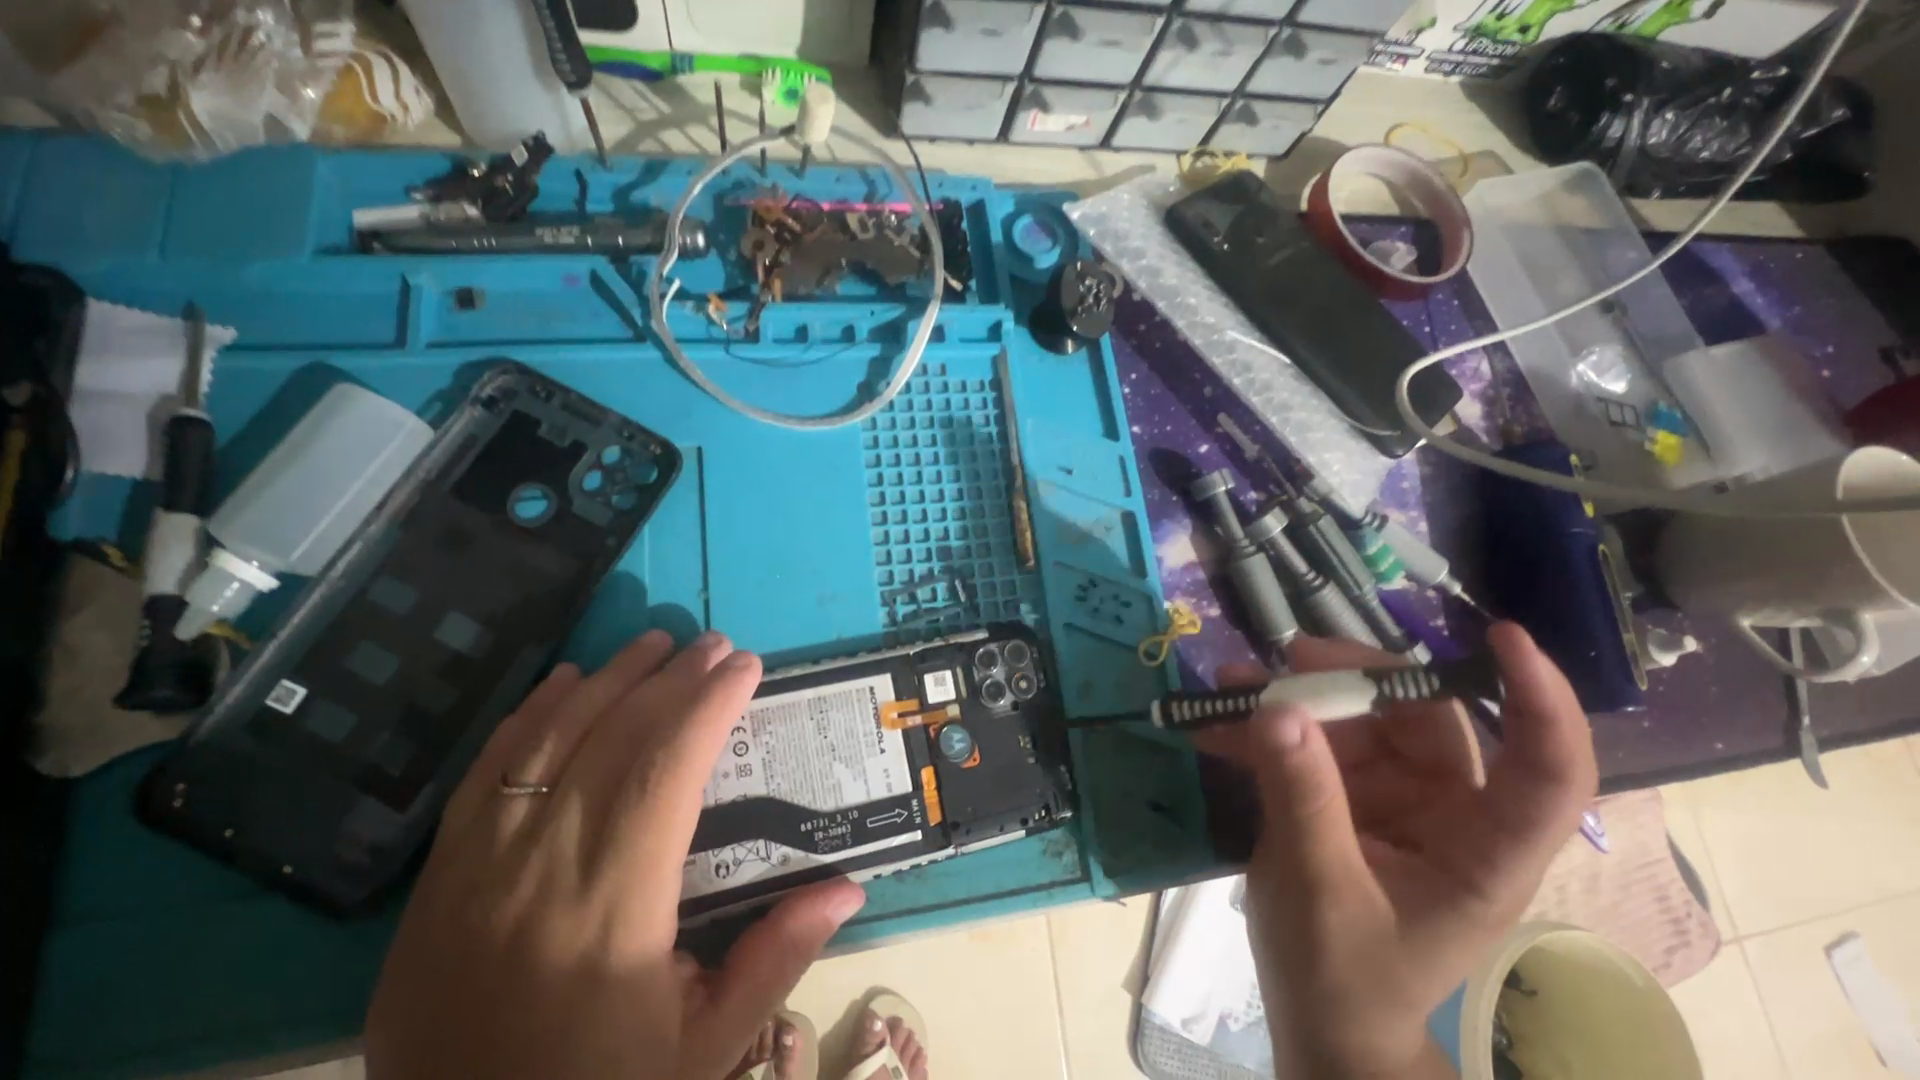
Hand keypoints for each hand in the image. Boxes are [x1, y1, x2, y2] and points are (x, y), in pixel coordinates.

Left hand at [364, 630, 866, 1079]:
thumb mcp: (703, 1050)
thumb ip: (774, 959)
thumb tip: (848, 887)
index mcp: (614, 911)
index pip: (664, 774)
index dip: (706, 709)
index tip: (744, 667)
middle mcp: (541, 872)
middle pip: (608, 742)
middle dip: (667, 681)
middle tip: (713, 644)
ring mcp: (476, 871)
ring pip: (544, 743)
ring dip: (602, 682)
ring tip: (652, 645)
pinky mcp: (436, 881)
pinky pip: (484, 775)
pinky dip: (527, 718)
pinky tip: (561, 685)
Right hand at [1195, 623, 1596, 1079]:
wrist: (1316, 1019)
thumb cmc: (1342, 977)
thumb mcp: (1320, 890)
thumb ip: (1303, 799)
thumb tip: (1276, 708)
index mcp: (1485, 850)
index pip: (1547, 770)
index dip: (1540, 700)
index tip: (1501, 635)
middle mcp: (1451, 812)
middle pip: (1425, 720)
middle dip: (1357, 682)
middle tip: (1287, 659)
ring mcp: (1397, 800)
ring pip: (1360, 722)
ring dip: (1294, 698)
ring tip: (1229, 684)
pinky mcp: (1347, 798)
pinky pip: (1311, 747)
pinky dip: (1265, 732)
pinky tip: (1213, 723)